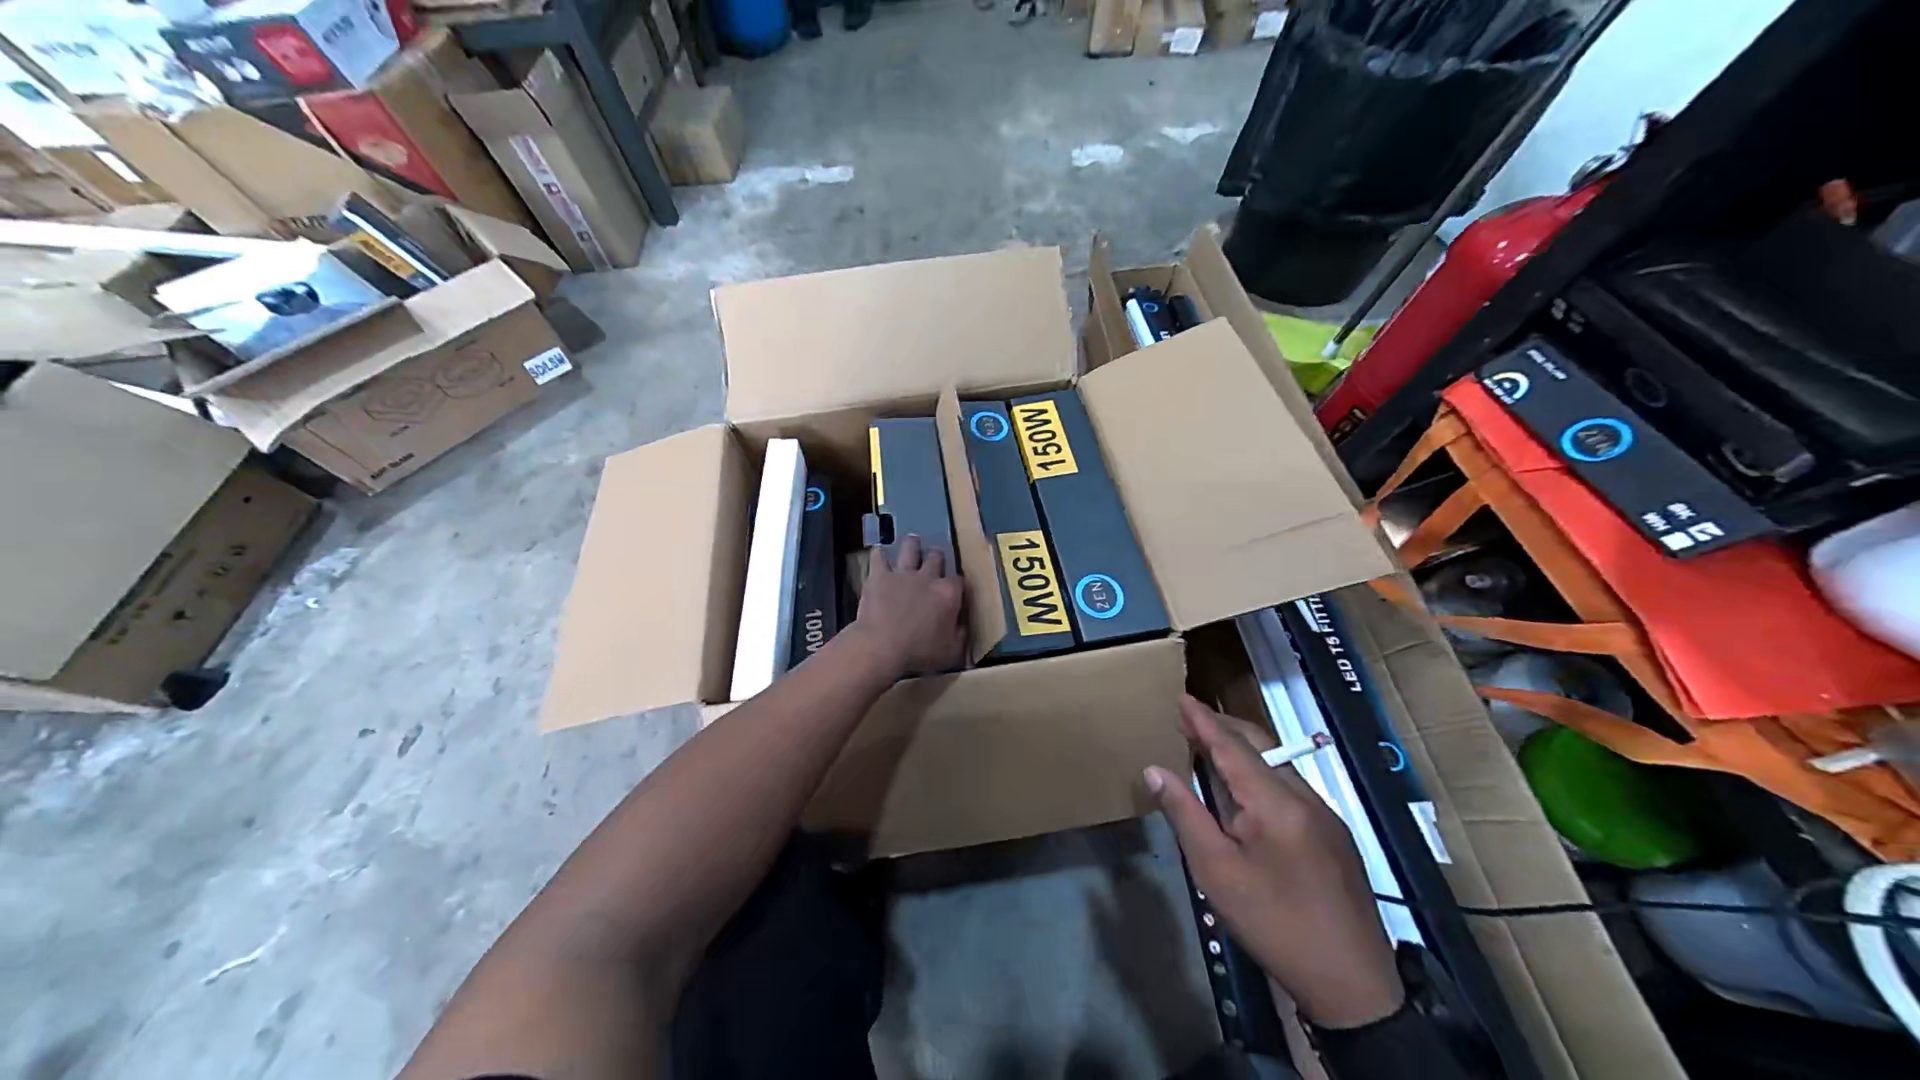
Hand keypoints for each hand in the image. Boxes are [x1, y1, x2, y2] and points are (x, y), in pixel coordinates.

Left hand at [844, 534, 964, 677]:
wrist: (882, 645)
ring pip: (911, 548)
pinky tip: (879, 553)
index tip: (954, 590)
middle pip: (936, 557)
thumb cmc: (919, 652)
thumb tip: (963, 626)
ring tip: (913, 542)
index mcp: (948, 594)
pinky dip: (880, 555)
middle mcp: (928, 577)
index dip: (957, 585)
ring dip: (912, 545)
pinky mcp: (879, 575)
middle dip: (937, 557)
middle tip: (935, 559)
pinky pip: (879, 557)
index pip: (959, 581)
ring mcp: (903, 573)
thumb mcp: (951, 651)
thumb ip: (960, 636)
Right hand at [1146, 695, 1404, 1029]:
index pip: (1232, 746)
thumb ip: (1186, 815)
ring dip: (1243, 751)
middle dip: (1224, 728)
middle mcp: (1305, 797)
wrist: (1353, 983)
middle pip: (1261, 746)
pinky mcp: (1335, 835)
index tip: (1182, 697)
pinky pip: (1291, 788)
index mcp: (1275, 802)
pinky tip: (1246, 794)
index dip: (1204, 721)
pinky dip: (1261, 775)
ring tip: (1210, 750)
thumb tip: (1155, 770)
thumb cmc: (1274, 923)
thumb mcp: (1216, 872)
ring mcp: (1326, 816)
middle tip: (1190, 719)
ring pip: (1278, 766)